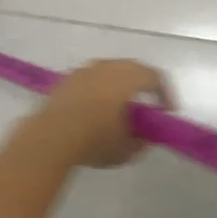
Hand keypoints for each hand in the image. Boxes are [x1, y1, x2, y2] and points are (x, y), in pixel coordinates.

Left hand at [22, 59, 171, 167]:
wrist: (49, 138)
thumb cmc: (94, 140)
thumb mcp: (126, 150)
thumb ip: (141, 142)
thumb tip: (144, 138)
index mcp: (127, 78)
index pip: (155, 77)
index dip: (165, 93)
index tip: (168, 110)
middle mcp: (107, 67)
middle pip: (132, 69)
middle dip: (143, 85)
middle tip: (146, 104)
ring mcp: (83, 71)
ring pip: (108, 72)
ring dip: (118, 86)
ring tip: (119, 106)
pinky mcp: (65, 81)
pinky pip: (90, 80)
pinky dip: (98, 91)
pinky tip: (94, 109)